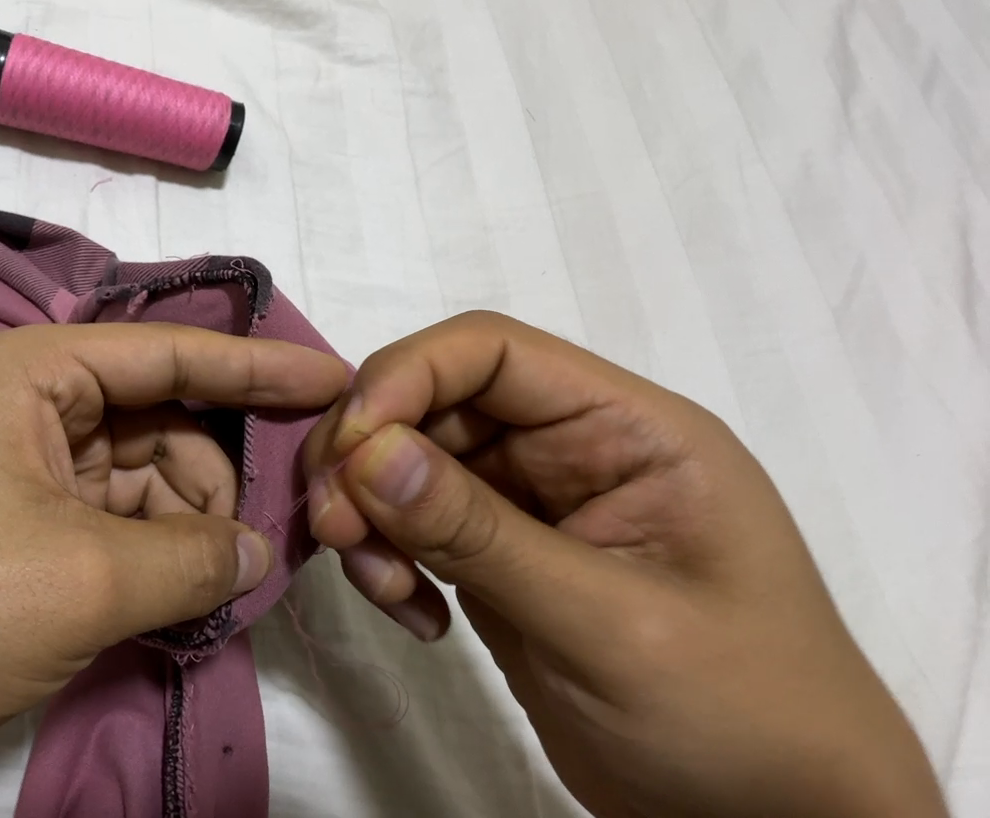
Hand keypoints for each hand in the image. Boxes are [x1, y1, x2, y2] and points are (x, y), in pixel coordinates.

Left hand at [0, 323, 346, 817]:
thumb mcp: (88, 578)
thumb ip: (196, 557)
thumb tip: (263, 548)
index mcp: (28, 371)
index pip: (164, 352)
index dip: (255, 367)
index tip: (336, 381)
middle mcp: (23, 399)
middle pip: (156, 415)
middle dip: (219, 472)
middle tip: (284, 528)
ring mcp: (18, 460)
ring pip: (139, 472)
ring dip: (188, 522)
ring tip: (226, 580)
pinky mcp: (16, 517)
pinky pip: (110, 514)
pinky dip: (154, 548)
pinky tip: (188, 589)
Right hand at [303, 311, 947, 817]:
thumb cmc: (739, 719)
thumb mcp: (609, 624)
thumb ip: (480, 533)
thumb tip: (364, 453)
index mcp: (623, 429)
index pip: (489, 352)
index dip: (406, 376)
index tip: (348, 446)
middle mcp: (564, 447)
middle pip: (426, 405)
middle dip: (365, 458)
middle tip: (333, 529)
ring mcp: (521, 500)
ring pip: (399, 464)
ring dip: (366, 514)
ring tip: (380, 585)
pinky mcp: (486, 551)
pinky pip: (404, 523)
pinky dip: (385, 558)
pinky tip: (413, 615)